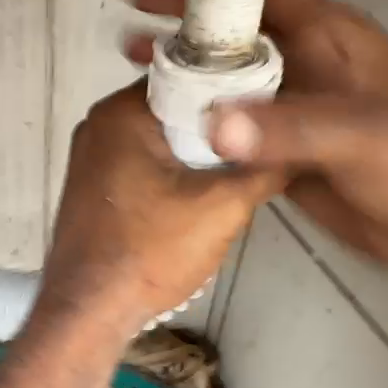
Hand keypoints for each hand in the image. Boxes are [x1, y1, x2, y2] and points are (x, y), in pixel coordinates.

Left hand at [0, 82, 282, 387]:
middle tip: (259, 147)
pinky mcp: (92, 187)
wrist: (87, 314)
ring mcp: (90, 157)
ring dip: (197, 155)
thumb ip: (264, 169)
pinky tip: (196, 199)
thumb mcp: (221, 208)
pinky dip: (172, 173)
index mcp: (121, 112)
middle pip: (176, 107)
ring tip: (233, 176)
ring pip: (161, 138)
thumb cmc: (148, 255)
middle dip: (219, 127)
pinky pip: (142, 163)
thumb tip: (300, 148)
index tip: (276, 107)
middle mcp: (98, 124)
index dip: (240, 88)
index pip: (193, 74)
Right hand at [126, 0, 387, 367]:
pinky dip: (194, 111)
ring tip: (131, 51)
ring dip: (183, 61)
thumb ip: (287, 128)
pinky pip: (229, 119)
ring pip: (226, 71)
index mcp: (329, 35)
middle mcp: (305, 59)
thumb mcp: (357, 135)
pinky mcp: (279, 145)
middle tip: (132, 4)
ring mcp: (290, 103)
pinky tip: (158, 112)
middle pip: (235, 24)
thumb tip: (212, 124)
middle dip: (184, 12)